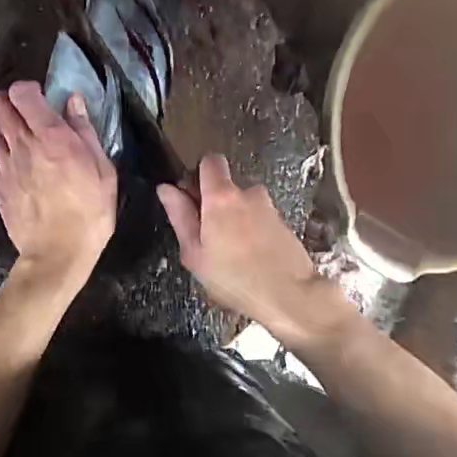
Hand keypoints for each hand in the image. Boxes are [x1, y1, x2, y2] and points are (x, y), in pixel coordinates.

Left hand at [0, 82, 117, 289]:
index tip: (40, 100)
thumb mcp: (103, 173)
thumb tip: (73, 102)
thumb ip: (86, 134)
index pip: (22, 93)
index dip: (28, 90)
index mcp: (52, 137)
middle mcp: (23, 145)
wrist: (60, 252)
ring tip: (4, 133)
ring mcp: (4, 166)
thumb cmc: (91, 214)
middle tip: (21, 115)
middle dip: (6, 102)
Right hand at [157, 155, 349, 348]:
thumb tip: (166, 189)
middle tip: (210, 241)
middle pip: (227, 188)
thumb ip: (180, 217)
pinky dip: (254, 234)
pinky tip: (252, 261)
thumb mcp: (195, 253)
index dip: (198, 177)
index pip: (210, 162)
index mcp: (222, 197)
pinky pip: (261, 221)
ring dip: (236, 223)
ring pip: (245, 207)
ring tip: (232, 256)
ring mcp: (270, 208)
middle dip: (217, 207)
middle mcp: (249, 194)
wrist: (289, 295)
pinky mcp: (285, 224)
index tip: (193, 201)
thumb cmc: (234, 279)